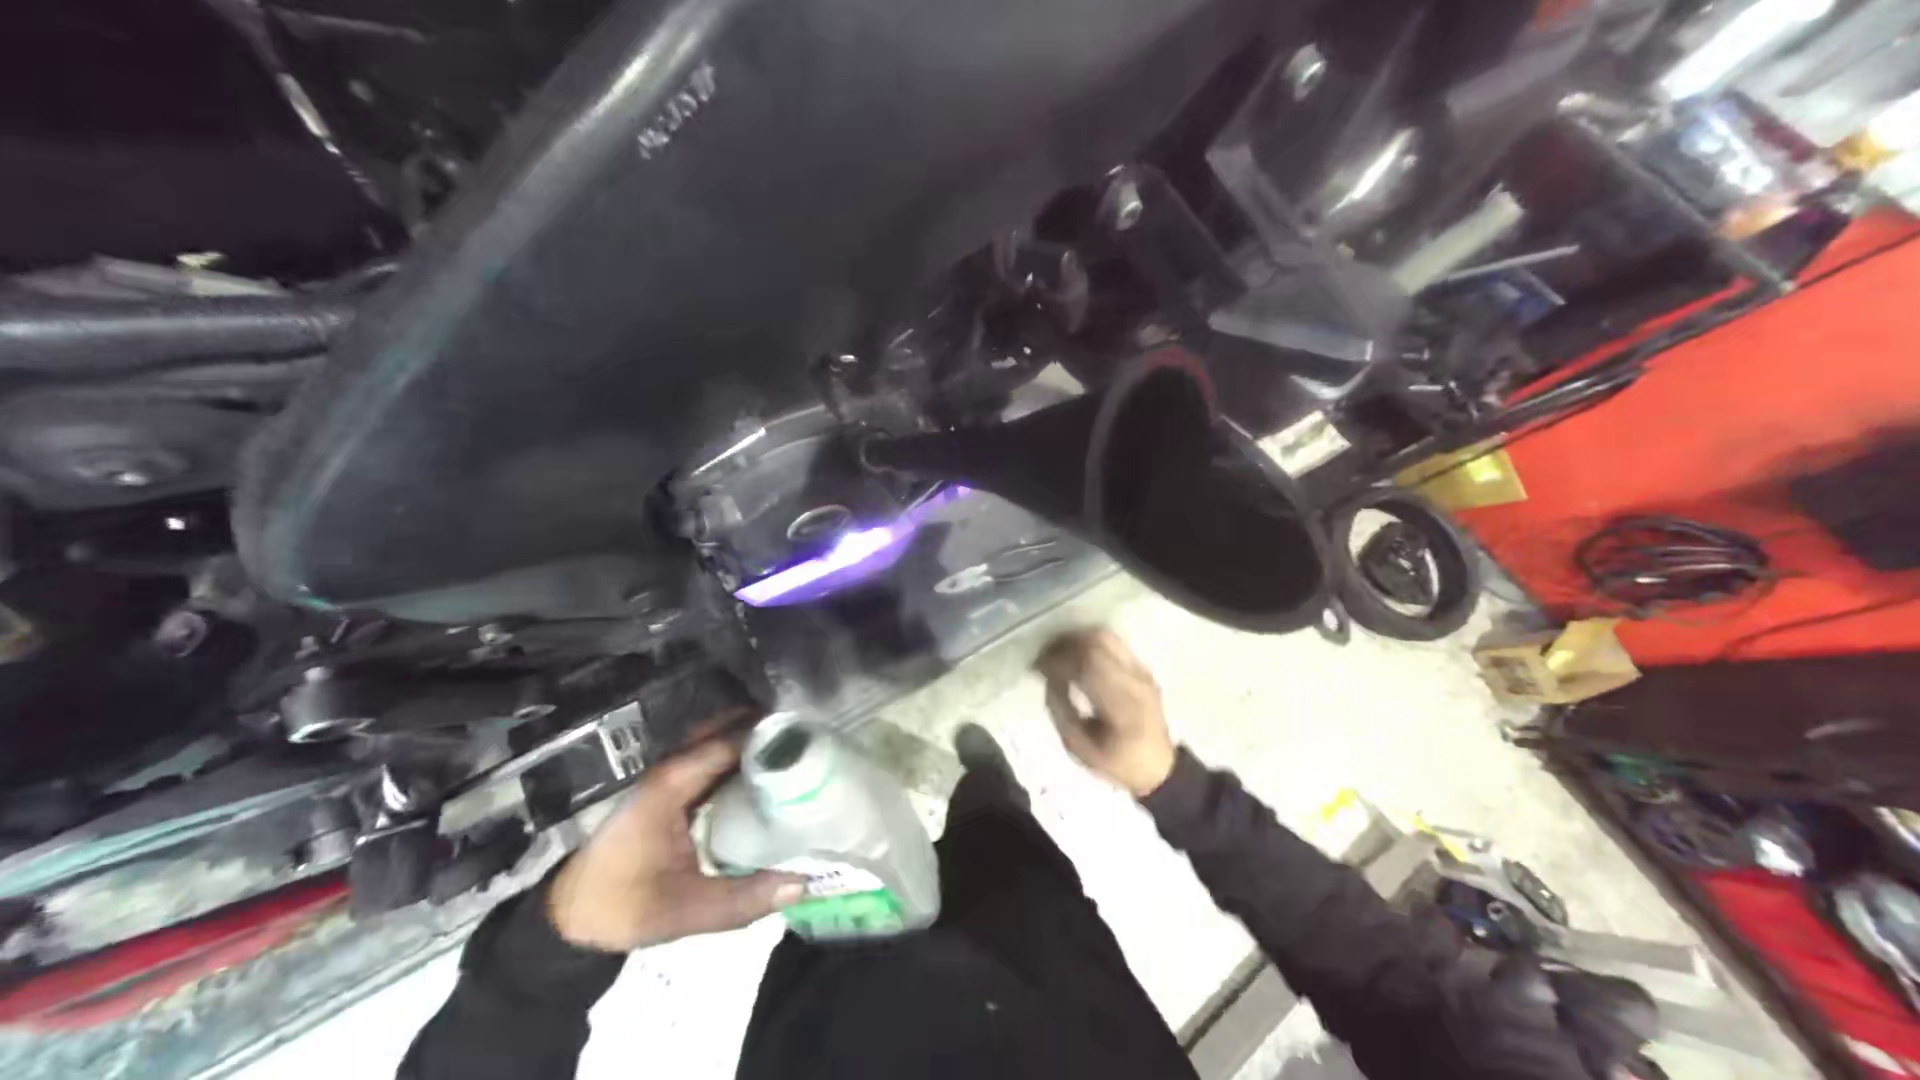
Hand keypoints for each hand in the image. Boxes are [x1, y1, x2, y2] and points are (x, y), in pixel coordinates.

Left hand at [546, 740, 805, 951]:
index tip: (813, 737)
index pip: (730, 742)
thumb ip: (745, 900)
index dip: (770, 737)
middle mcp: (671, 768)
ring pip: (720, 744)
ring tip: (800, 752)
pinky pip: (712, 762)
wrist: (567, 917)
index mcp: (671, 784)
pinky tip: (769, 776)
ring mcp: (669, 776)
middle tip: (814, 740)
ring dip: (755, 744)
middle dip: (767, 732)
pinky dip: (740, 761)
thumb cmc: (622, 907)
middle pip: (727, 732)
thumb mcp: (685, 911)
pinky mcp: (671, 789)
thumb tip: (803, 884)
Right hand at [1035, 628, 1175, 797]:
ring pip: (1105, 637)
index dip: (1058, 662)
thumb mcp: (1080, 749)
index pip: (1087, 667)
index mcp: (1122, 707)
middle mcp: (1135, 682)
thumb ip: (1061, 712)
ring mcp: (1141, 672)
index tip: (1037, 667)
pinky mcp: (1143, 668)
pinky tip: (1076, 654)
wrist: (1159, 768)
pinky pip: (1113, 643)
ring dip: (1076, 639)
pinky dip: (1090, 643)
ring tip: (1058, 651)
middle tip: (1043, 656)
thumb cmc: (1116, 763)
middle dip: (1063, 646)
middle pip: (1095, 645)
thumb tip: (1048, 679)